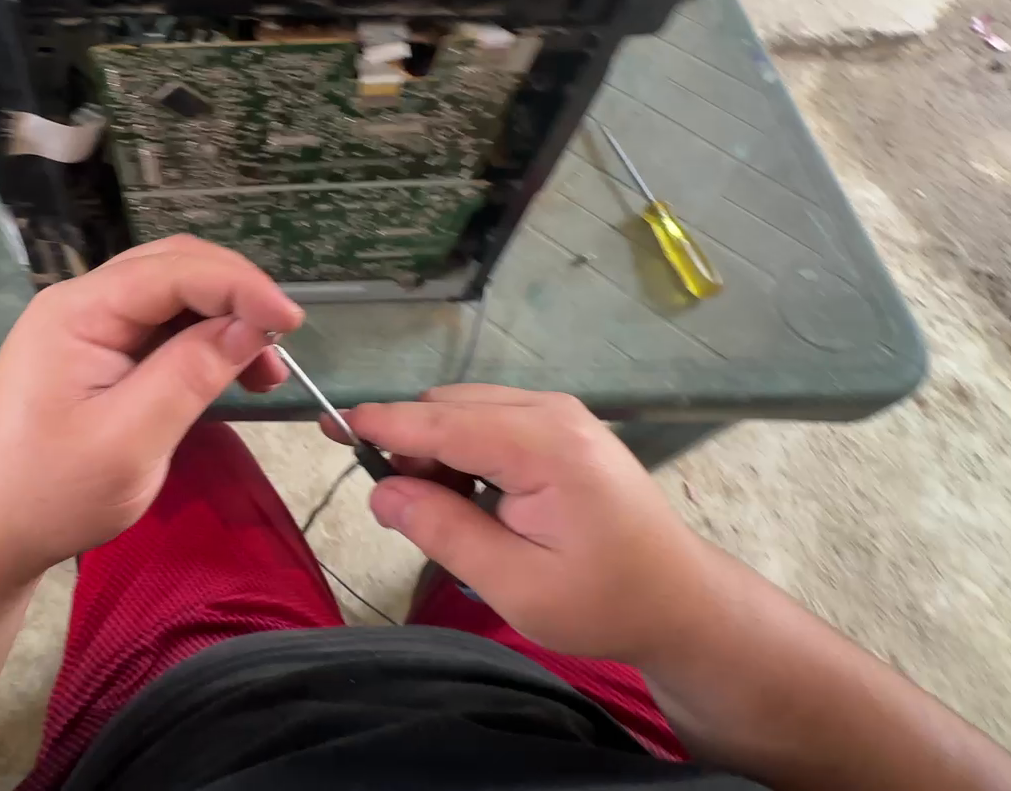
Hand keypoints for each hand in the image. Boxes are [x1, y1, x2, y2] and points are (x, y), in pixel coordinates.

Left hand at [0, 236, 302, 582]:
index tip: (293, 322)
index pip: (176, 271)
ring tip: (262, 370)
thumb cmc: (49, 493)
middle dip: (235, 294)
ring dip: (223, 318)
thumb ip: (192, 374)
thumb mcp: (130, 440)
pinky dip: (200, 343)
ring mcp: (85, 325)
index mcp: (80, 310)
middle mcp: (82, 302)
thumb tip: (253, 327)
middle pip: (174, 268)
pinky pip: (158, 328)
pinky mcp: (94, 352)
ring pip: (171, 295)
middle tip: (280, 340)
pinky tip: (226, 372)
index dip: (241, 286)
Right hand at [346, 386, 717, 665]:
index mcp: (543, 446)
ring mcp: (557, 412)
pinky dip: (461, 446)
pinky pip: (486, 416)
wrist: (682, 601)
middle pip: (446, 407)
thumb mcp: (514, 584)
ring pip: (462, 407)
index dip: (379, 424)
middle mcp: (549, 411)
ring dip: (435, 449)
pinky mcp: (559, 422)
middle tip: (407, 510)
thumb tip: (381, 492)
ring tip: (447, 509)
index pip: (439, 422)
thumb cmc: (603, 602)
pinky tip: (475, 493)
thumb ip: (442, 530)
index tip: (328, 425)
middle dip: (410, 448)